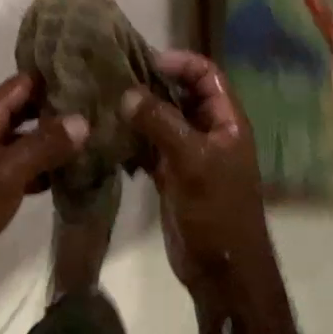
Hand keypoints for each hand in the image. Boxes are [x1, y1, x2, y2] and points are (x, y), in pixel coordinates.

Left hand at [0, 73, 87, 294]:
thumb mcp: (7, 172)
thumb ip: (44, 145)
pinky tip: (69, 178)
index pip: (21, 85)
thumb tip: (83, 119)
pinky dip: (42, 170)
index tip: (88, 80)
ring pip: (24, 141)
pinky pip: (21, 168)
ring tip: (93, 142)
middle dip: (57, 112)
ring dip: (52, 143)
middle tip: (98, 112)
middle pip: (24, 111)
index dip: (53, 80)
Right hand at [123, 50, 274, 291]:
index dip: (180, 62)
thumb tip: (126, 92)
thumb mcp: (191, 160)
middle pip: (181, 93)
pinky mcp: (172, 173)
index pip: (206, 74)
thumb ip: (159, 122)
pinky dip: (132, 137)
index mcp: (226, 120)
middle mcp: (209, 130)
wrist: (222, 272)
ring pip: (163, 118)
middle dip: (152, 83)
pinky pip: (150, 144)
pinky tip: (108, 131)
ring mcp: (190, 152)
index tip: (145, 61)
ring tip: (105, 99)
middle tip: (115, 76)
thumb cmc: (217, 210)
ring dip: (138, 110)